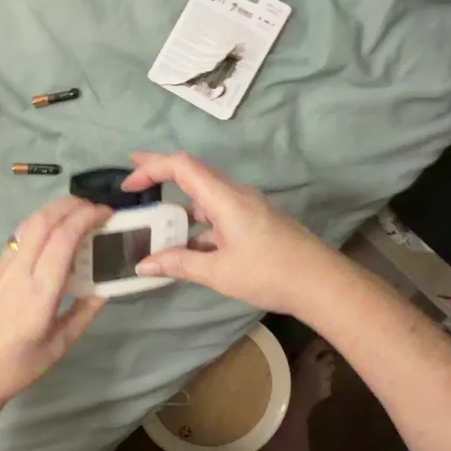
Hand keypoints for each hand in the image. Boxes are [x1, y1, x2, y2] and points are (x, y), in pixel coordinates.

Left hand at [0, 196, 111, 419]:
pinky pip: (16, 241)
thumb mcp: (58, 347)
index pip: (64, 236)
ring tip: (75, 219)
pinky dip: (38, 230)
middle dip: (71, 205)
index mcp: (39, 290)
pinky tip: (50, 243)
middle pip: (43, 219)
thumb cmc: (14, 368)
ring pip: (27, 226)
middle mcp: (18, 271)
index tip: (106, 213)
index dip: (87, 216)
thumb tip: (104, 291)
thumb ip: (83, 314)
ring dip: (53, 214)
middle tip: (94, 208)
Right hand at [124, 152, 350, 318]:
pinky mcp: (254, 221)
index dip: (152, 167)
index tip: (129, 181)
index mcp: (225, 198)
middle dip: (160, 176)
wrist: (322, 284)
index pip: (182, 166)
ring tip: (154, 221)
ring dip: (178, 204)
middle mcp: (235, 194)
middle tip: (132, 184)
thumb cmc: (269, 273)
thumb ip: (179, 264)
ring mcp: (247, 207)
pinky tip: (185, 245)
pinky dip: (196, 221)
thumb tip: (143, 264)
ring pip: (205, 196)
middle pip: (193, 174)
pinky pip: (217, 212)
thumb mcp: (218, 272)